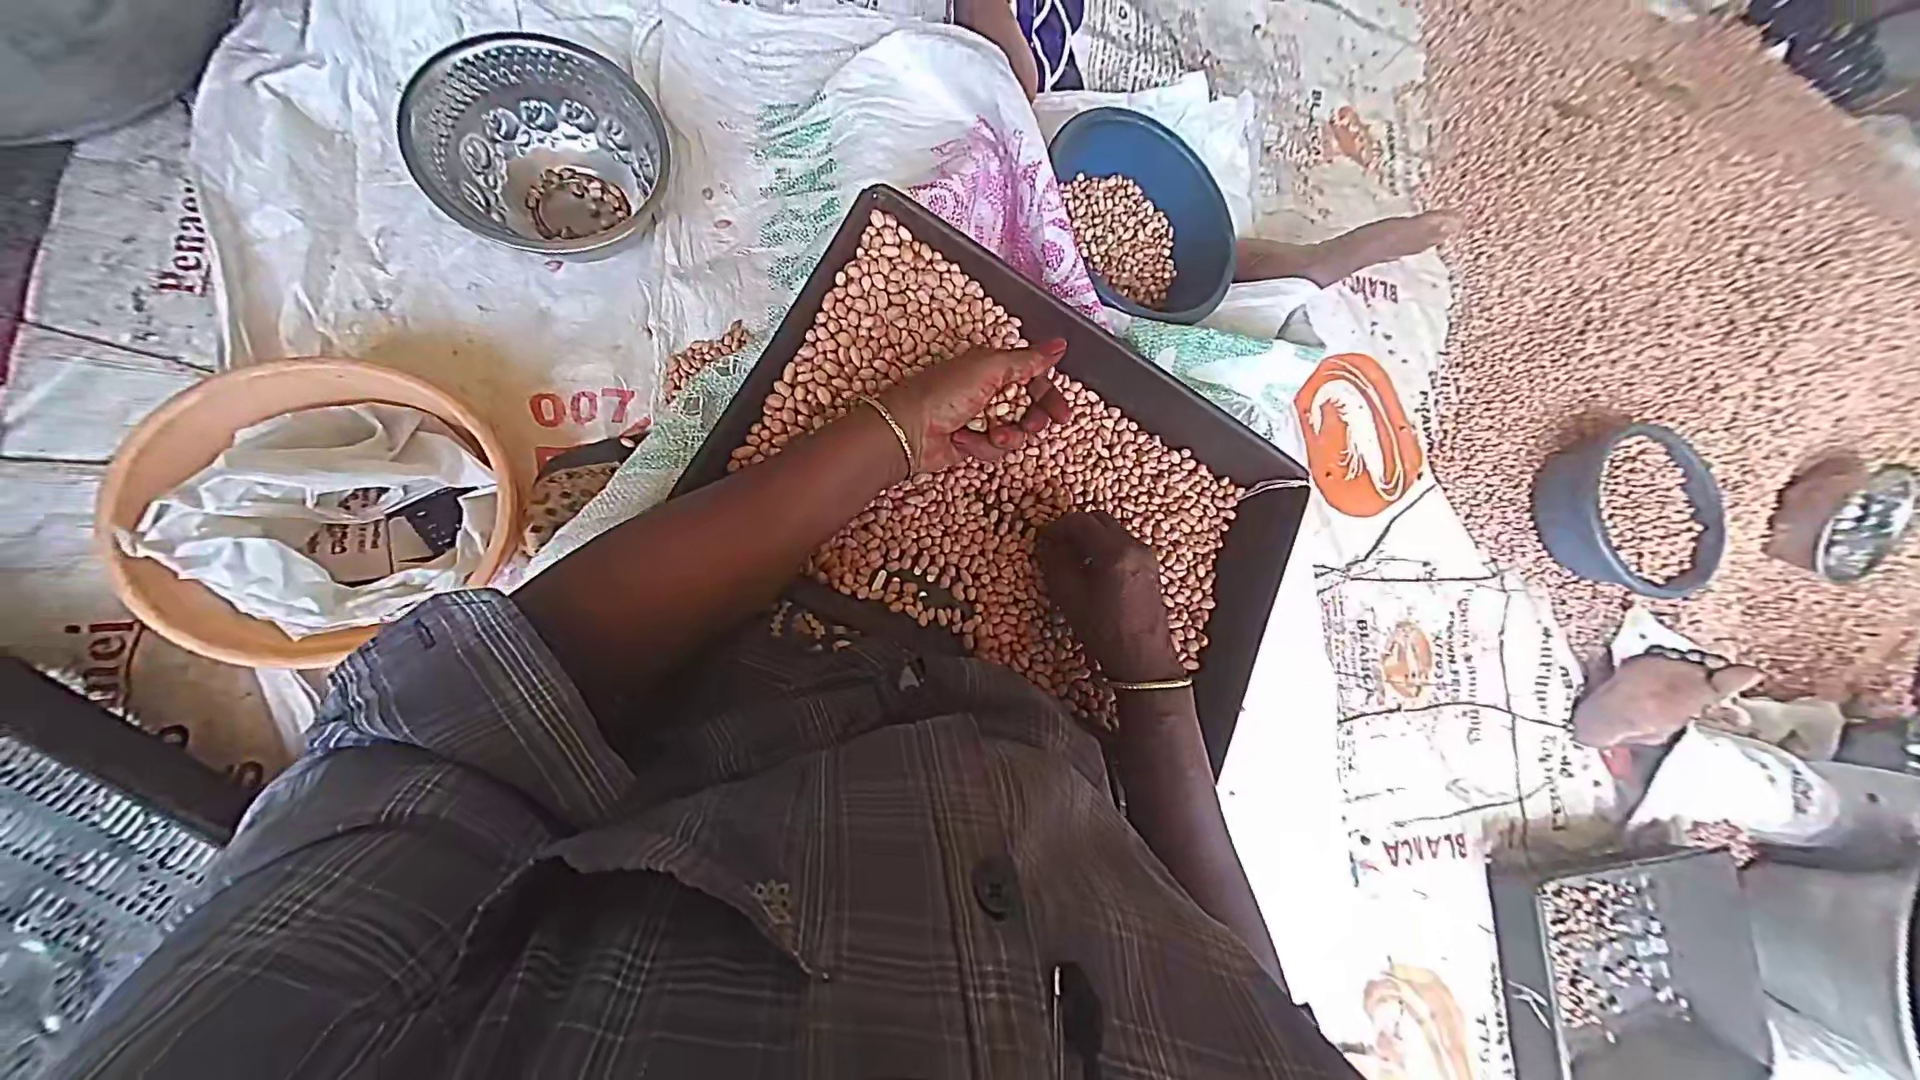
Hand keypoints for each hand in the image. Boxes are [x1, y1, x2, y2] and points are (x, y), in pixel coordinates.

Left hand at [879, 339, 1071, 472]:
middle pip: (1029, 409)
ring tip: (990, 435)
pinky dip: (982, 447)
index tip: (1062, 414)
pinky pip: (994, 449)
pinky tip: (963, 440)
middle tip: (1029, 426)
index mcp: (994, 366)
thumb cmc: (943, 394)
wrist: (910, 431)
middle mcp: (989, 390)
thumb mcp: (990, 369)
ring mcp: (981, 418)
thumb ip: (1028, 360)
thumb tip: (1059, 345)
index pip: (1034, 379)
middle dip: (1030, 421)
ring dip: (1004, 436)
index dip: (1049, 396)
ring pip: (1015, 433)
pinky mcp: (973, 442)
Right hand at [1036, 511, 1182, 681]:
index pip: (1081, 522)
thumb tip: (1049, 544)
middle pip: (1099, 519)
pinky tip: (1093, 570)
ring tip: (1073, 559)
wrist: (1143, 658)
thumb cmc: (1104, 632)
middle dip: (1076, 527)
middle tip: (1057, 545)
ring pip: (1112, 530)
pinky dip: (1105, 547)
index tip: (1044, 538)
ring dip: (1091, 537)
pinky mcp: (1150, 567)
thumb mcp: (1070, 598)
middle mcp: (1134, 546)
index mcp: (1114, 552)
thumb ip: (1057, 563)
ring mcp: (1146, 556)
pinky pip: (1123, 544)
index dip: (1058, 527)